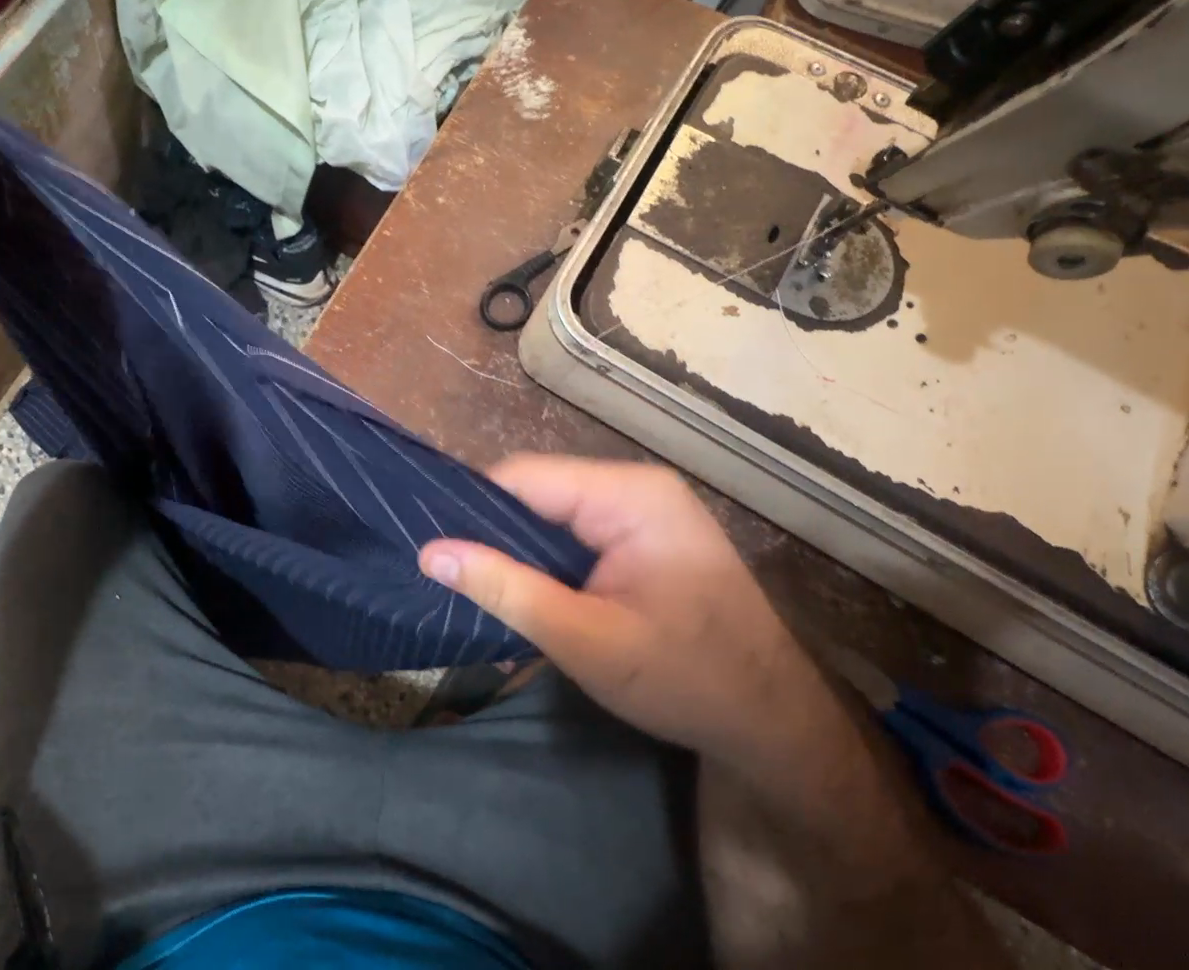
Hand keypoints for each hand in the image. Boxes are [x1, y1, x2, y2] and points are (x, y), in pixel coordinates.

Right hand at [420, 455, 852, 774]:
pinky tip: (526, 595)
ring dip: (518, 554)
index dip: (470, 511)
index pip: (522, 478)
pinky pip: (573, 535)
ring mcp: (643, 512)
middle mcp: (636, 489)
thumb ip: (505, 589)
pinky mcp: (642, 539)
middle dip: (493, 537)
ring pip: (549, 517)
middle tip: (452, 583)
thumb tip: (428, 552)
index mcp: (629, 495)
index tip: (432, 554)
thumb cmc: (685, 679)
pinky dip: (545, 564)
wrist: (774, 725)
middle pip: (534, 493)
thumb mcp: (584, 638)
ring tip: (480, 591)